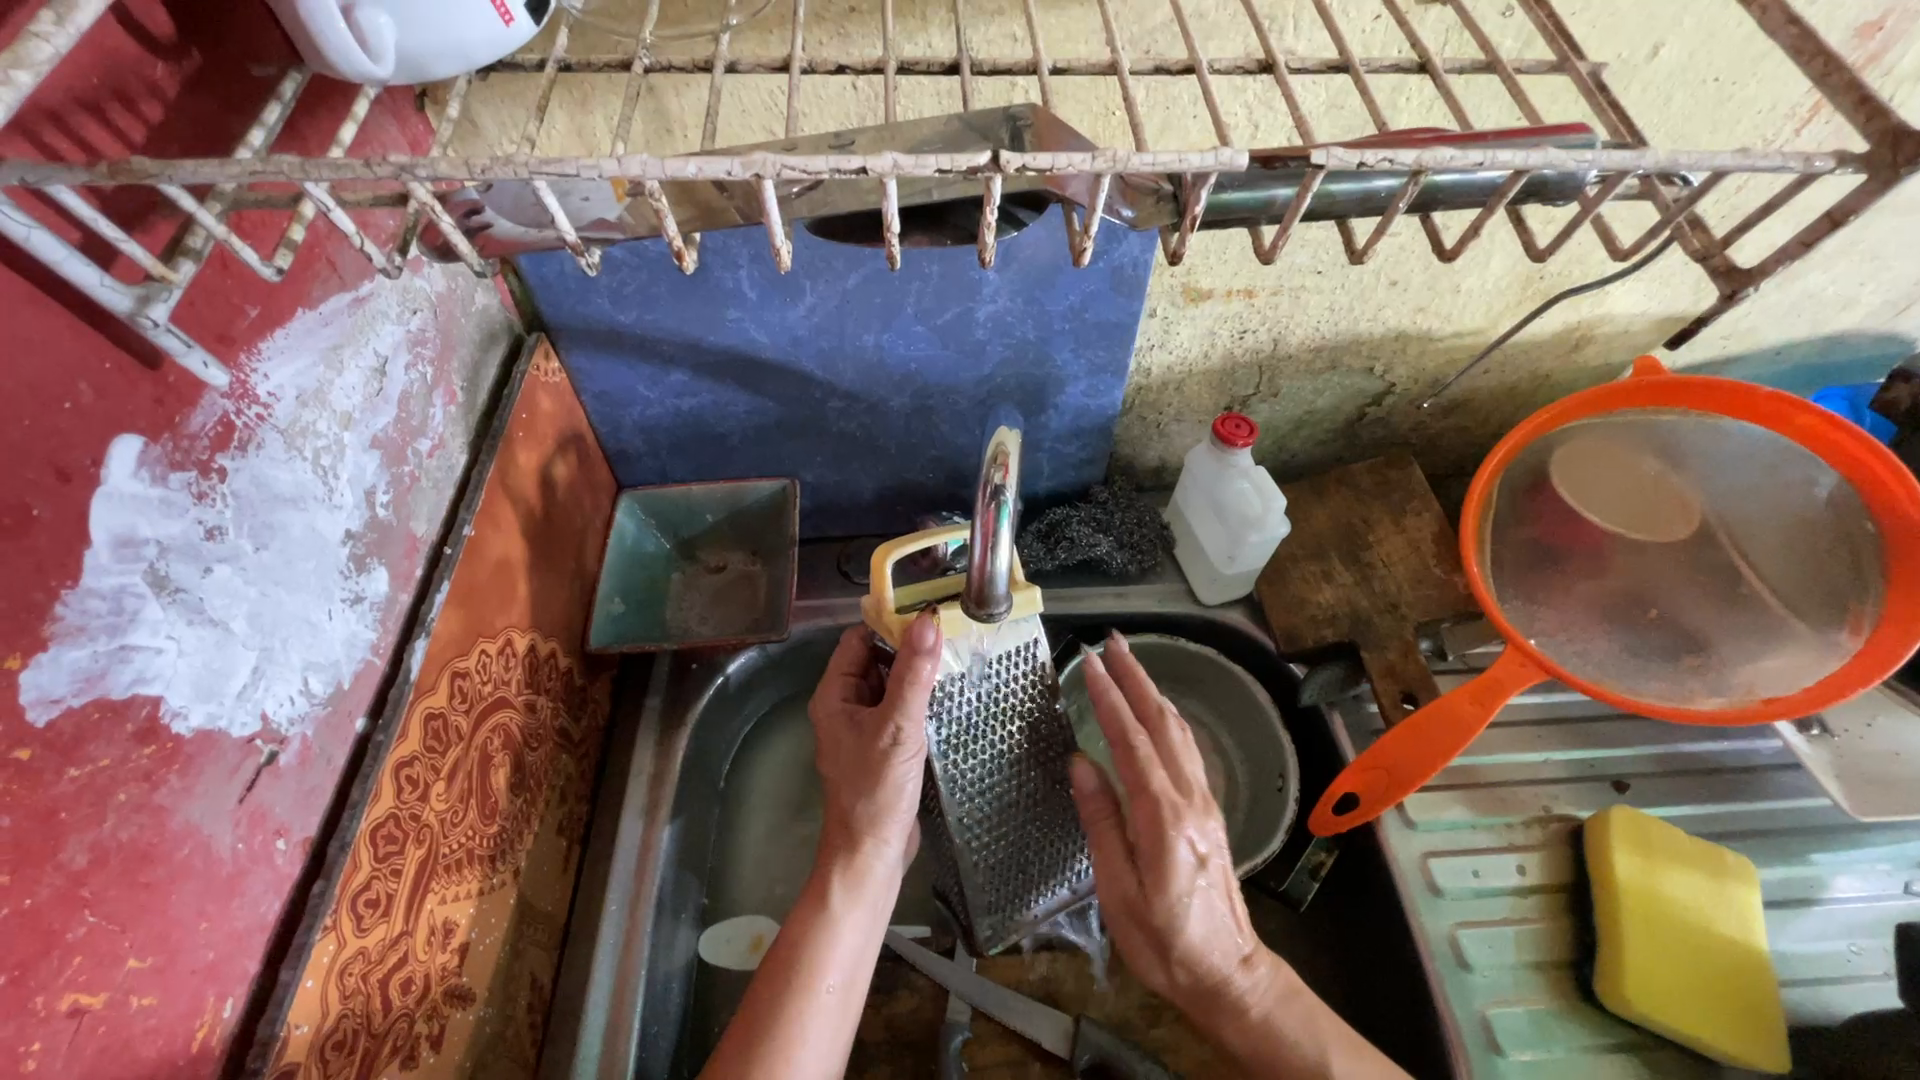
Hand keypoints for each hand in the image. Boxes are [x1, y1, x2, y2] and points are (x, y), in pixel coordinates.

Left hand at [809, 612, 941, 873]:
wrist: (871, 854)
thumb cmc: (876, 790)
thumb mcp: (897, 726)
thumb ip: (913, 674)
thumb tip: (927, 621)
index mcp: (835, 696)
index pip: (858, 641)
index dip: (889, 625)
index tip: (929, 615)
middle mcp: (845, 707)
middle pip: (876, 661)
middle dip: (909, 649)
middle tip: (951, 636)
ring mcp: (864, 728)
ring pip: (891, 686)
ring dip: (918, 676)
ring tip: (957, 660)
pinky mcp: (884, 747)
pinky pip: (900, 711)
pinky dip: (921, 702)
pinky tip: (949, 698)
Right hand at [1069, 631, 1281, 1017]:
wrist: (1228, 973)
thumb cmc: (1164, 942)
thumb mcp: (1119, 890)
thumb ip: (1101, 822)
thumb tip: (1081, 763)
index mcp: (1162, 816)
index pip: (1131, 742)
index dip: (1109, 699)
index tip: (1089, 663)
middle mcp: (1189, 799)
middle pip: (1162, 723)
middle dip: (1136, 677)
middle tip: (1112, 642)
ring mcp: (1205, 803)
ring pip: (1180, 732)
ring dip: (1154, 691)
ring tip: (1130, 663)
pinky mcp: (1209, 812)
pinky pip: (1188, 749)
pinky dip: (1168, 718)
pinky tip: (1159, 712)